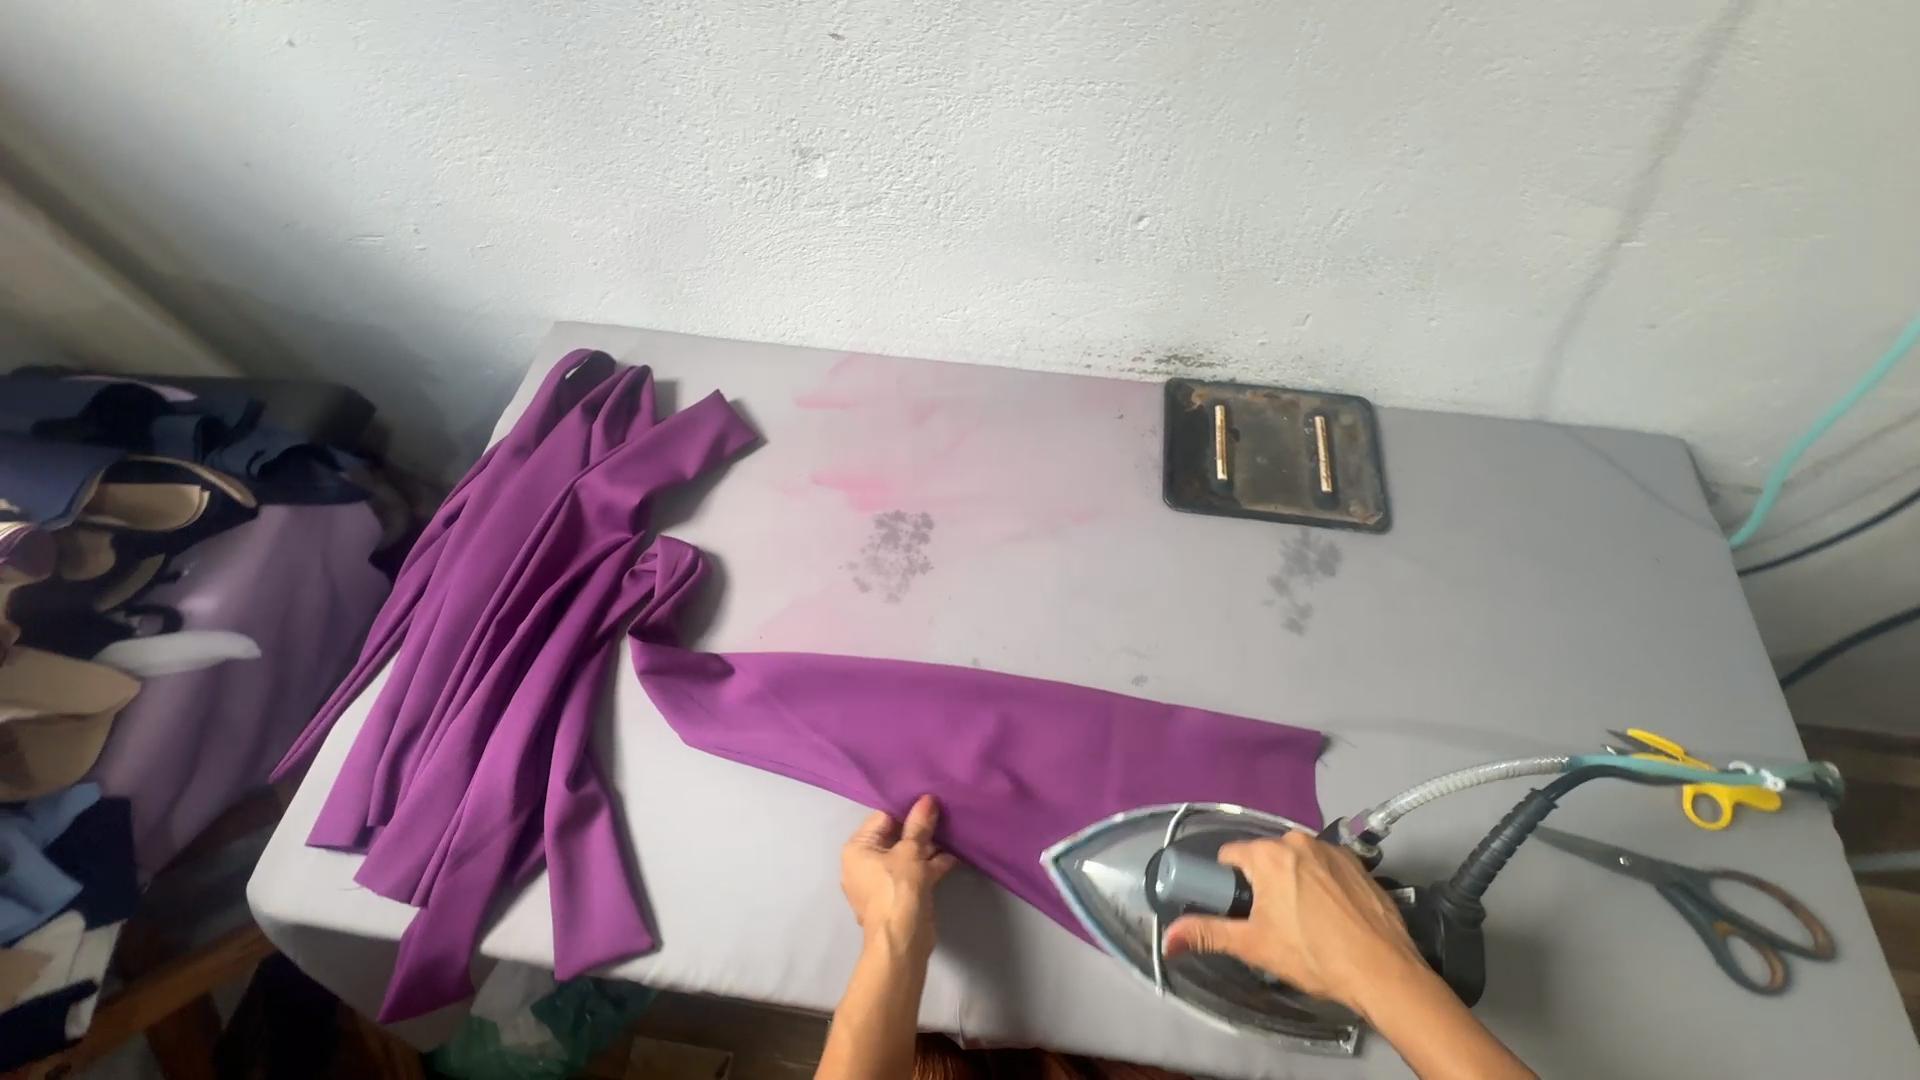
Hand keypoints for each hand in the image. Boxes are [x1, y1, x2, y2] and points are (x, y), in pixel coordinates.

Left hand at [840, 795, 956, 954]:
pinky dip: (931, 864)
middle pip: (895, 836)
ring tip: (953, 830)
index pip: (882, 817)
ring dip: (929, 846)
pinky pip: (915, 871)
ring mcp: (883, 881)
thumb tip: (927, 799)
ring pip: (908, 854)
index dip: (906, 808)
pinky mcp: (900, 894)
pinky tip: (955, 854)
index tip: (929, 799)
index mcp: (858, 848)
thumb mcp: (910, 851)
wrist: (903, 940)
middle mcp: (865, 863)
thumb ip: (919, 824)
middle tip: (944, 811)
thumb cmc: (898, 888)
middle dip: (920, 827)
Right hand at [1163, 831, 1424, 1015]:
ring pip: (1296, 861)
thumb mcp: (1254, 946)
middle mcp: (1297, 841)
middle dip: (1263, 883)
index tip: (1241, 908)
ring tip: (1306, 920)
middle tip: (1273, 921)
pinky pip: (1325, 866)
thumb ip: (1208, 934)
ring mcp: (1331, 850)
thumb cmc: (1313, 956)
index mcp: (1267, 854)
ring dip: (1293, 881)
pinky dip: (1323, 882)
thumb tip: (1168, 937)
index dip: (1229, 883)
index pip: (1230, 856)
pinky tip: (1332, 914)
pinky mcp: (1358, 864)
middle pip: (1264, 857)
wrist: (1384, 972)